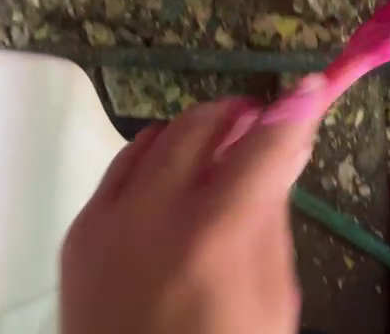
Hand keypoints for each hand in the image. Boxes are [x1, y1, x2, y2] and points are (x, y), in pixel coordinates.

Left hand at [60, 98, 318, 333]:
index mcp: (213, 241)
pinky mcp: (79, 231)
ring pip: (159, 134)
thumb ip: (273, 219)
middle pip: (203, 123)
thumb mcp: (272, 303)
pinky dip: (155, 161)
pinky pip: (123, 165)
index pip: (264, 148)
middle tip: (258, 128)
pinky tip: (171, 186)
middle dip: (239, 115)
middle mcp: (153, 216)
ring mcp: (107, 220)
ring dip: (196, 135)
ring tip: (216, 158)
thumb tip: (285, 147)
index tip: (310, 87)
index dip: (293, 110)